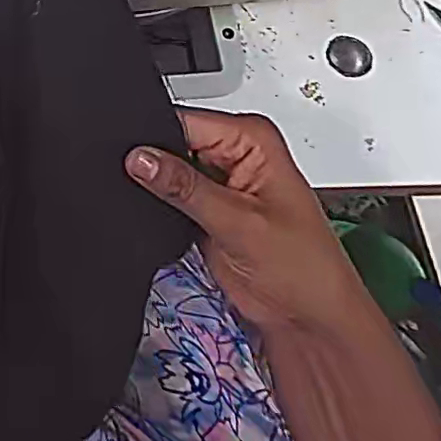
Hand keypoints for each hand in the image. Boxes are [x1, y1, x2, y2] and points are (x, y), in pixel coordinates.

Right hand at [126, 109, 373, 336]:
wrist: (309, 319)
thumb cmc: (303, 270)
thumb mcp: (239, 223)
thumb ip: (185, 187)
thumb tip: (141, 158)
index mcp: (252, 138)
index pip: (187, 121)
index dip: (156, 137)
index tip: (131, 156)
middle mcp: (235, 152)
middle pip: (174, 141)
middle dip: (156, 163)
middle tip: (149, 188)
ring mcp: (219, 180)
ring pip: (169, 169)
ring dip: (160, 188)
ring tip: (170, 210)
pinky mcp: (206, 206)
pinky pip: (171, 195)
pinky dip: (163, 206)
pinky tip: (167, 219)